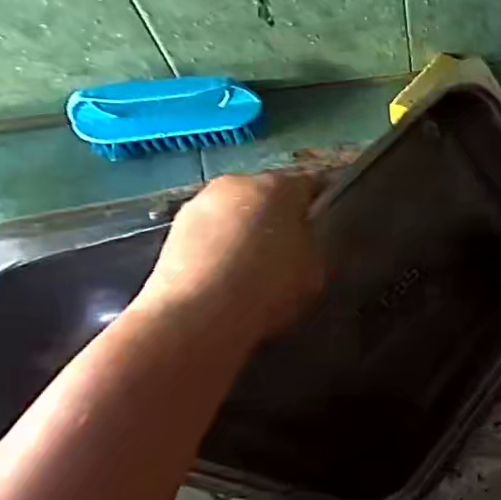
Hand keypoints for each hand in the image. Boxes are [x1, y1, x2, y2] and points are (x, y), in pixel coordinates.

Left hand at [137, 172, 323, 340]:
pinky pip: (212, 231)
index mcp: (281, 185)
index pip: (313, 183)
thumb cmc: (269, 287)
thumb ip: (312, 242)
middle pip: (268, 193)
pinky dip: (221, 245)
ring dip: (247, 228)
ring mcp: (201, 203)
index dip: (322, 203)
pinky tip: (228, 274)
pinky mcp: (173, 229)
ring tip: (256, 264)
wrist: (195, 316)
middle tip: (291, 247)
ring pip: (236, 210)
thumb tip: (302, 238)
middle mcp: (239, 182)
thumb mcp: (315, 267)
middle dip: (279, 214)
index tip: (327, 224)